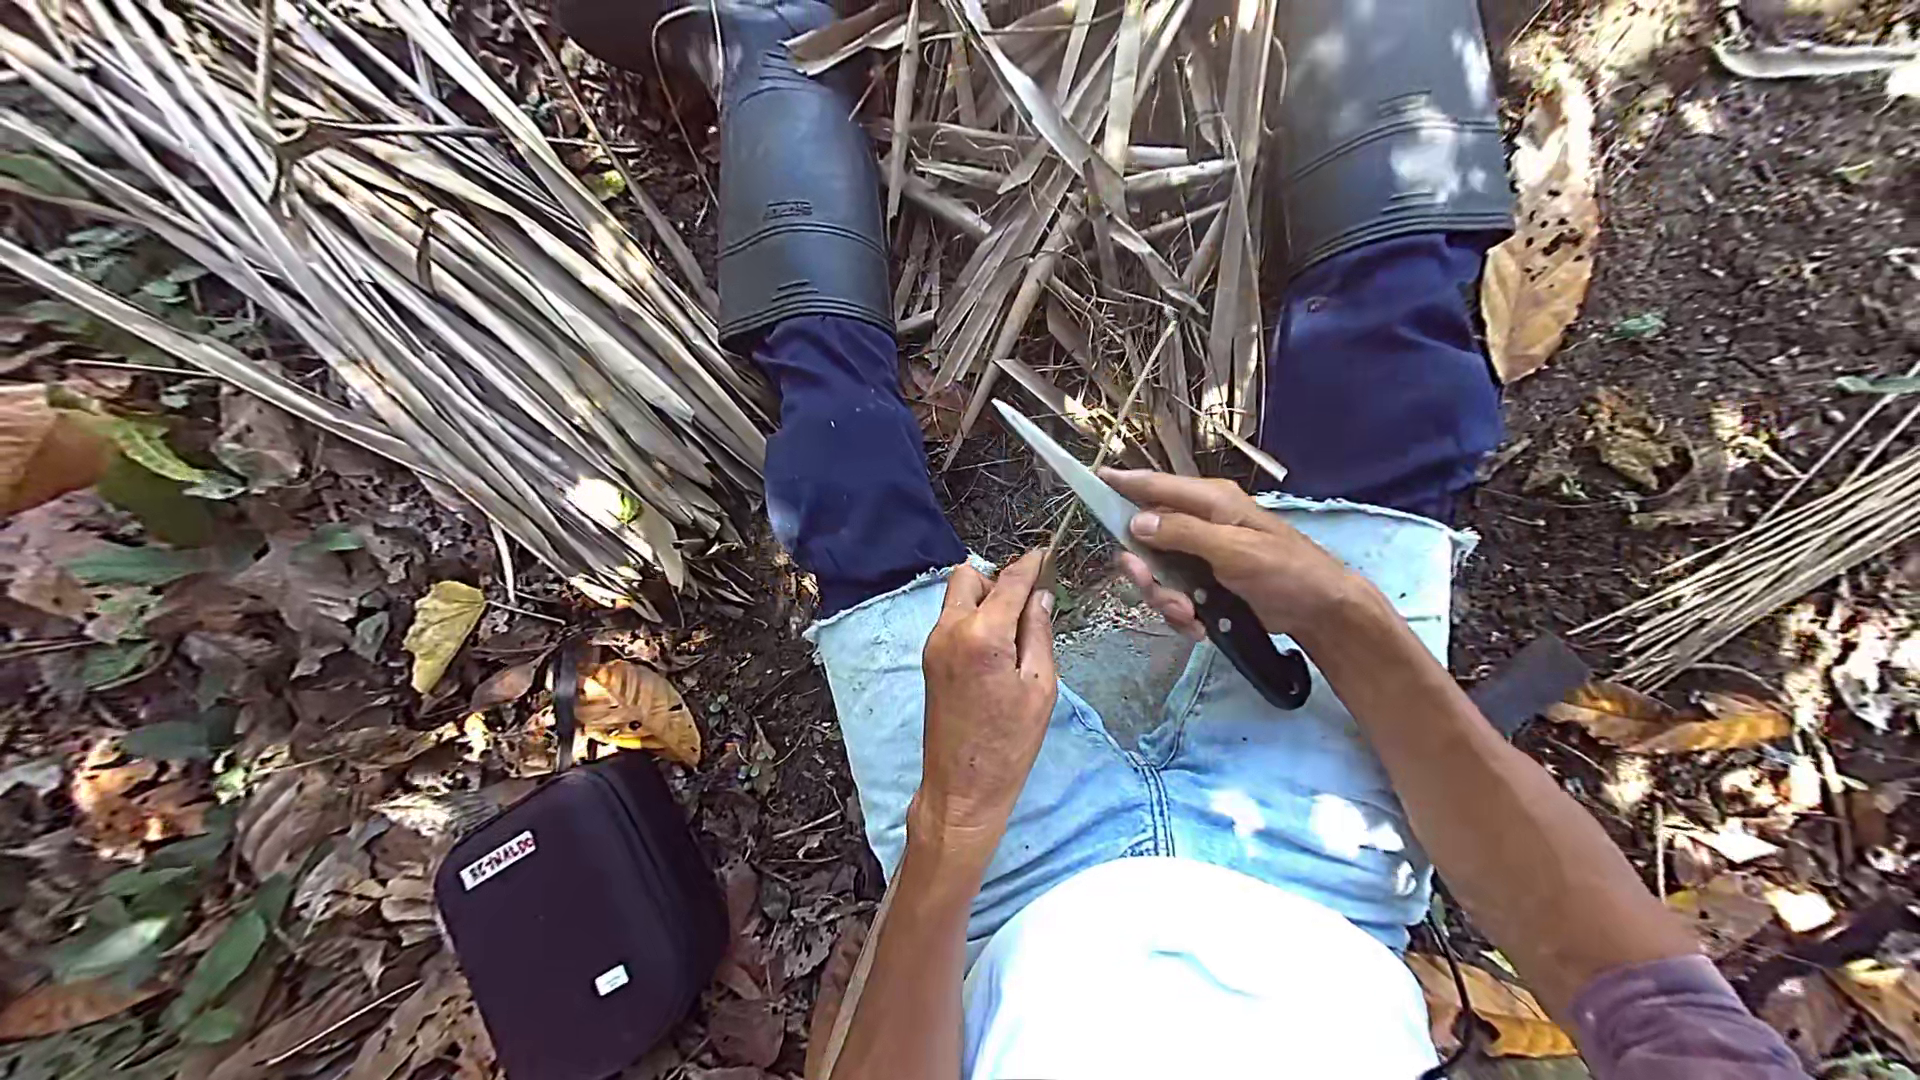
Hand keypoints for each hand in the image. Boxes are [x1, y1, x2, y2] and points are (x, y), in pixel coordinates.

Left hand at [913, 551, 1056, 866]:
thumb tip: (1039, 598)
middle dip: (998, 579)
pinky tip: (996, 647)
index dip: (1030, 564)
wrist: (962, 787)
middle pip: (969, 576)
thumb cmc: (1008, 743)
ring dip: (984, 599)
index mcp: (981, 634)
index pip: (1008, 581)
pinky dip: (973, 618)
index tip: (1046, 555)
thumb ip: (1038, 633)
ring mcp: (933, 643)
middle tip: (1026, 603)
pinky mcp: (929, 658)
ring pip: (957, 596)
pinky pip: (951, 620)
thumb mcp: (1039, 687)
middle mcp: (949, 630)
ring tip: (1014, 631)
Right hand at [1099, 469, 1368, 646]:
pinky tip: (1199, 626)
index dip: (1122, 482)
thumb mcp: (1235, 549)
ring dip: (1165, 598)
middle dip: (1145, 570)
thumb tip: (1137, 521)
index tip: (1092, 479)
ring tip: (1188, 615)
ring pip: (1155, 574)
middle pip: (1144, 538)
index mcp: (1209, 502)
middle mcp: (1198, 525)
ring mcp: (1198, 557)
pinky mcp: (1202, 585)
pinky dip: (1180, 615)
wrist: (1319, 612)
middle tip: (1151, 585)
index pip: (1156, 485)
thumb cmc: (1286, 570)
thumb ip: (1184, 533)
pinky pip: (1172, 596)